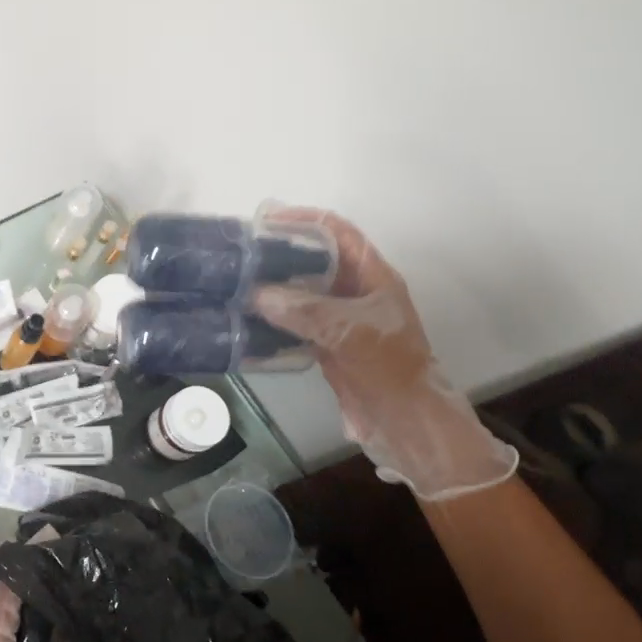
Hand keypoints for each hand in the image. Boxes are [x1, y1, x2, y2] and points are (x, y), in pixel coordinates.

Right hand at [251, 208, 516, 500]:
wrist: (406, 421)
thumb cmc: (389, 367)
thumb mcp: (350, 333)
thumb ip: (305, 311)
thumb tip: (256, 294)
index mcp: (372, 276)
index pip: (337, 232)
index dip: (303, 219)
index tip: (265, 220)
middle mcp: (355, 292)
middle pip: (314, 259)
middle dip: (279, 252)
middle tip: (240, 252)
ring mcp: (339, 319)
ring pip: (301, 292)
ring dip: (271, 287)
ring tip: (235, 281)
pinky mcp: (326, 345)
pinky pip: (294, 323)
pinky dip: (271, 319)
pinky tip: (245, 320)